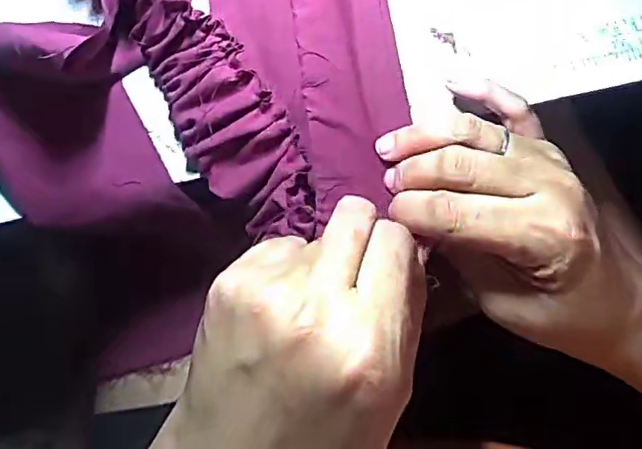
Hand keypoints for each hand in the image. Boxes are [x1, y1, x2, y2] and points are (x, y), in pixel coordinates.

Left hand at [155, 196, 425, 448]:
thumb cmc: (326, 435)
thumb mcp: (389, 394)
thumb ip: (405, 314)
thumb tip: (412, 247)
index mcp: (368, 344)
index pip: (395, 239)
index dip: (395, 247)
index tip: (388, 262)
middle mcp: (317, 306)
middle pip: (354, 214)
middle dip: (360, 234)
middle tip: (351, 269)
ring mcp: (266, 288)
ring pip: (313, 234)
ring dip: (317, 262)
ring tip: (306, 306)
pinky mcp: (230, 280)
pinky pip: (275, 246)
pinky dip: (282, 269)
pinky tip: (276, 308)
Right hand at [377, 82, 641, 380]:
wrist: (626, 303)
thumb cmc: (565, 314)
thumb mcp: (505, 303)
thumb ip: (459, 254)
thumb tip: (411, 219)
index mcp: (543, 232)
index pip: (458, 211)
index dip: (414, 209)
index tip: (387, 212)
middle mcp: (548, 184)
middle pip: (462, 163)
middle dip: (414, 171)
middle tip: (386, 180)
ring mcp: (550, 159)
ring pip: (476, 131)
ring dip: (427, 134)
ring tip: (393, 144)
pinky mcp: (549, 146)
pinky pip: (515, 108)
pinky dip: (484, 91)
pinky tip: (453, 81)